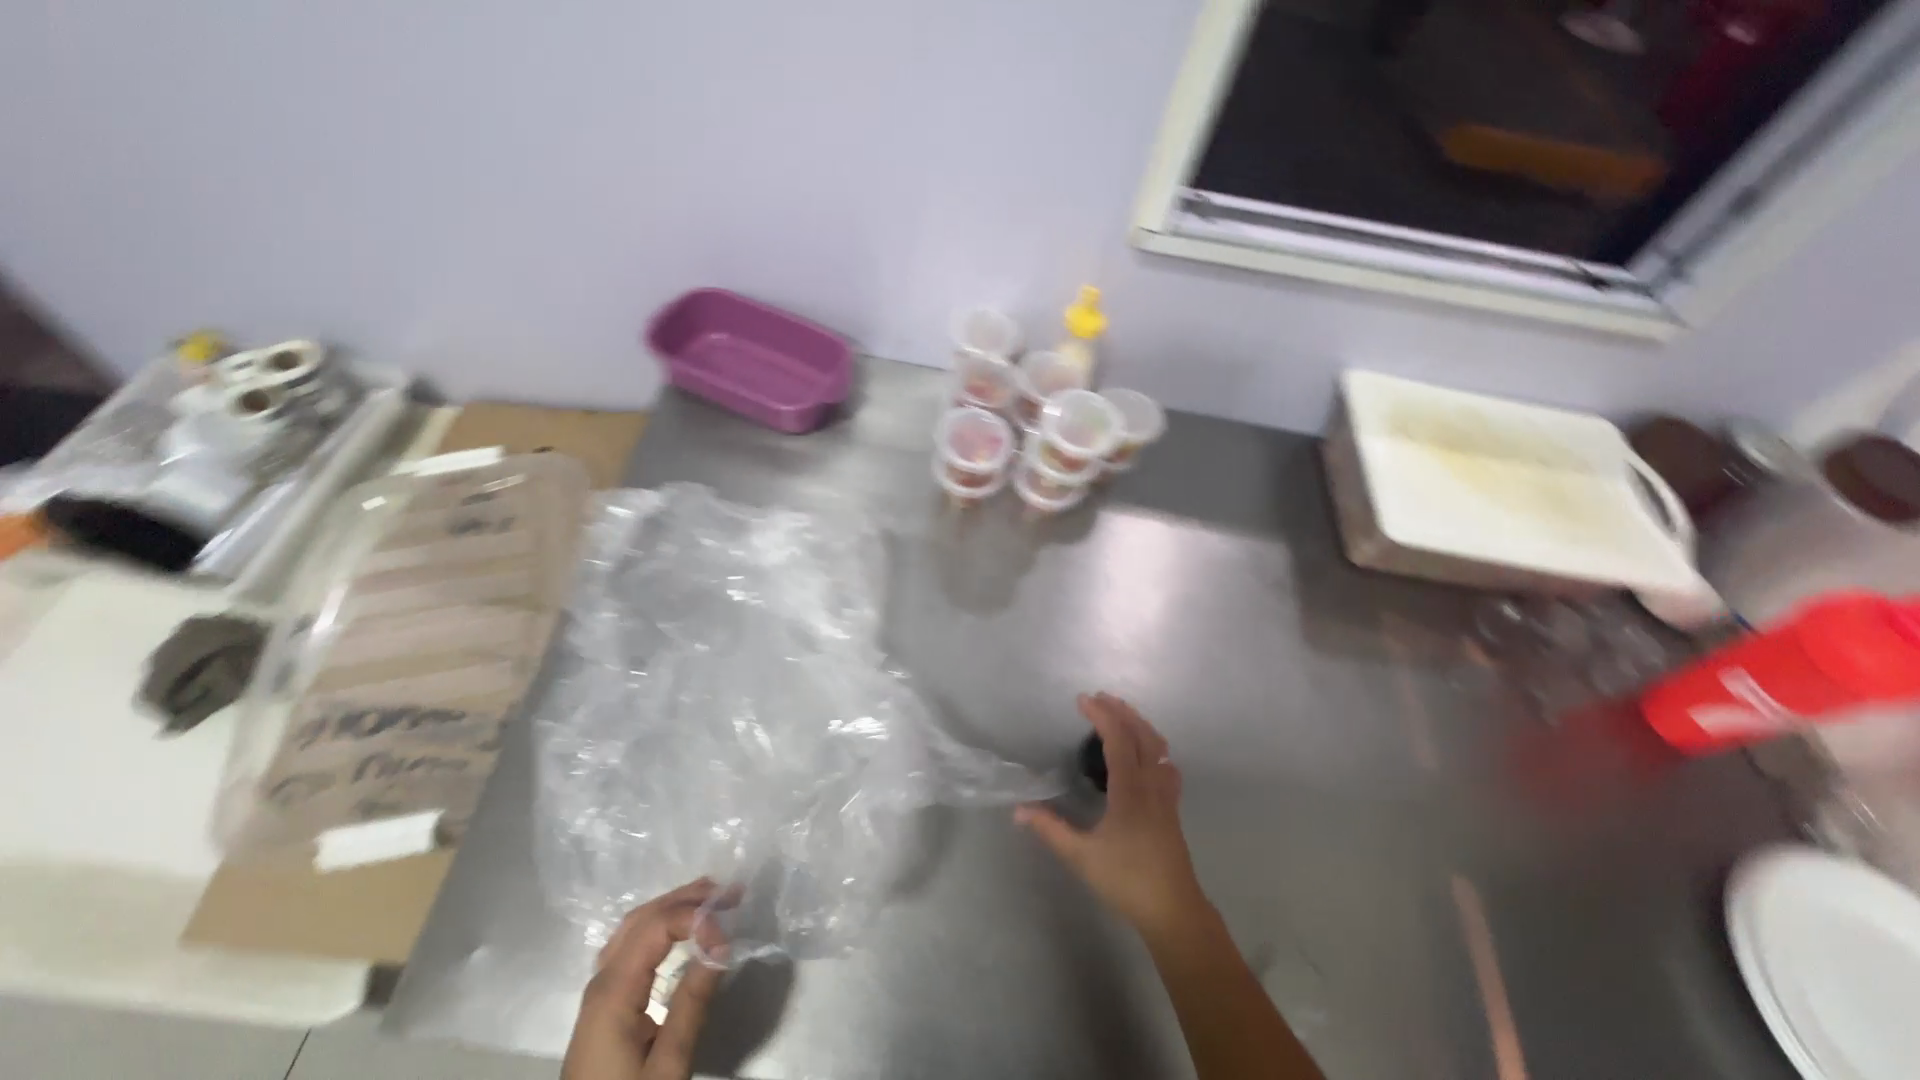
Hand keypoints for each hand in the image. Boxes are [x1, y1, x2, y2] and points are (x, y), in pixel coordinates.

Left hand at [562, 879, 727, 1079]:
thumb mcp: (668, 1066)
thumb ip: (692, 1003)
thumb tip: (720, 947)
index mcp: (613, 992)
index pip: (656, 927)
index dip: (696, 919)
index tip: (730, 939)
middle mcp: (600, 981)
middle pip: (641, 918)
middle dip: (687, 899)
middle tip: (732, 893)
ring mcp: (598, 993)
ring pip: (632, 930)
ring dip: (672, 909)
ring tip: (712, 902)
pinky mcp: (603, 1007)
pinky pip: (628, 948)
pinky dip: (658, 928)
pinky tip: (678, 933)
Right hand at [1017, 693, 1209, 935]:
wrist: (1173, 909)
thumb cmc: (1126, 880)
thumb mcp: (1081, 856)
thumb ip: (1050, 829)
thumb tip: (1018, 811)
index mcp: (1131, 790)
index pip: (1118, 739)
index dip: (1102, 716)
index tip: (1083, 700)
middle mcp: (1152, 784)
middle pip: (1143, 735)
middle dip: (1122, 712)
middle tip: (1100, 698)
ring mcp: (1167, 796)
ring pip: (1159, 747)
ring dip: (1140, 725)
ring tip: (1121, 716)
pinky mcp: (1172, 808)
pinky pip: (1165, 763)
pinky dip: (1152, 746)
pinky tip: (1143, 756)